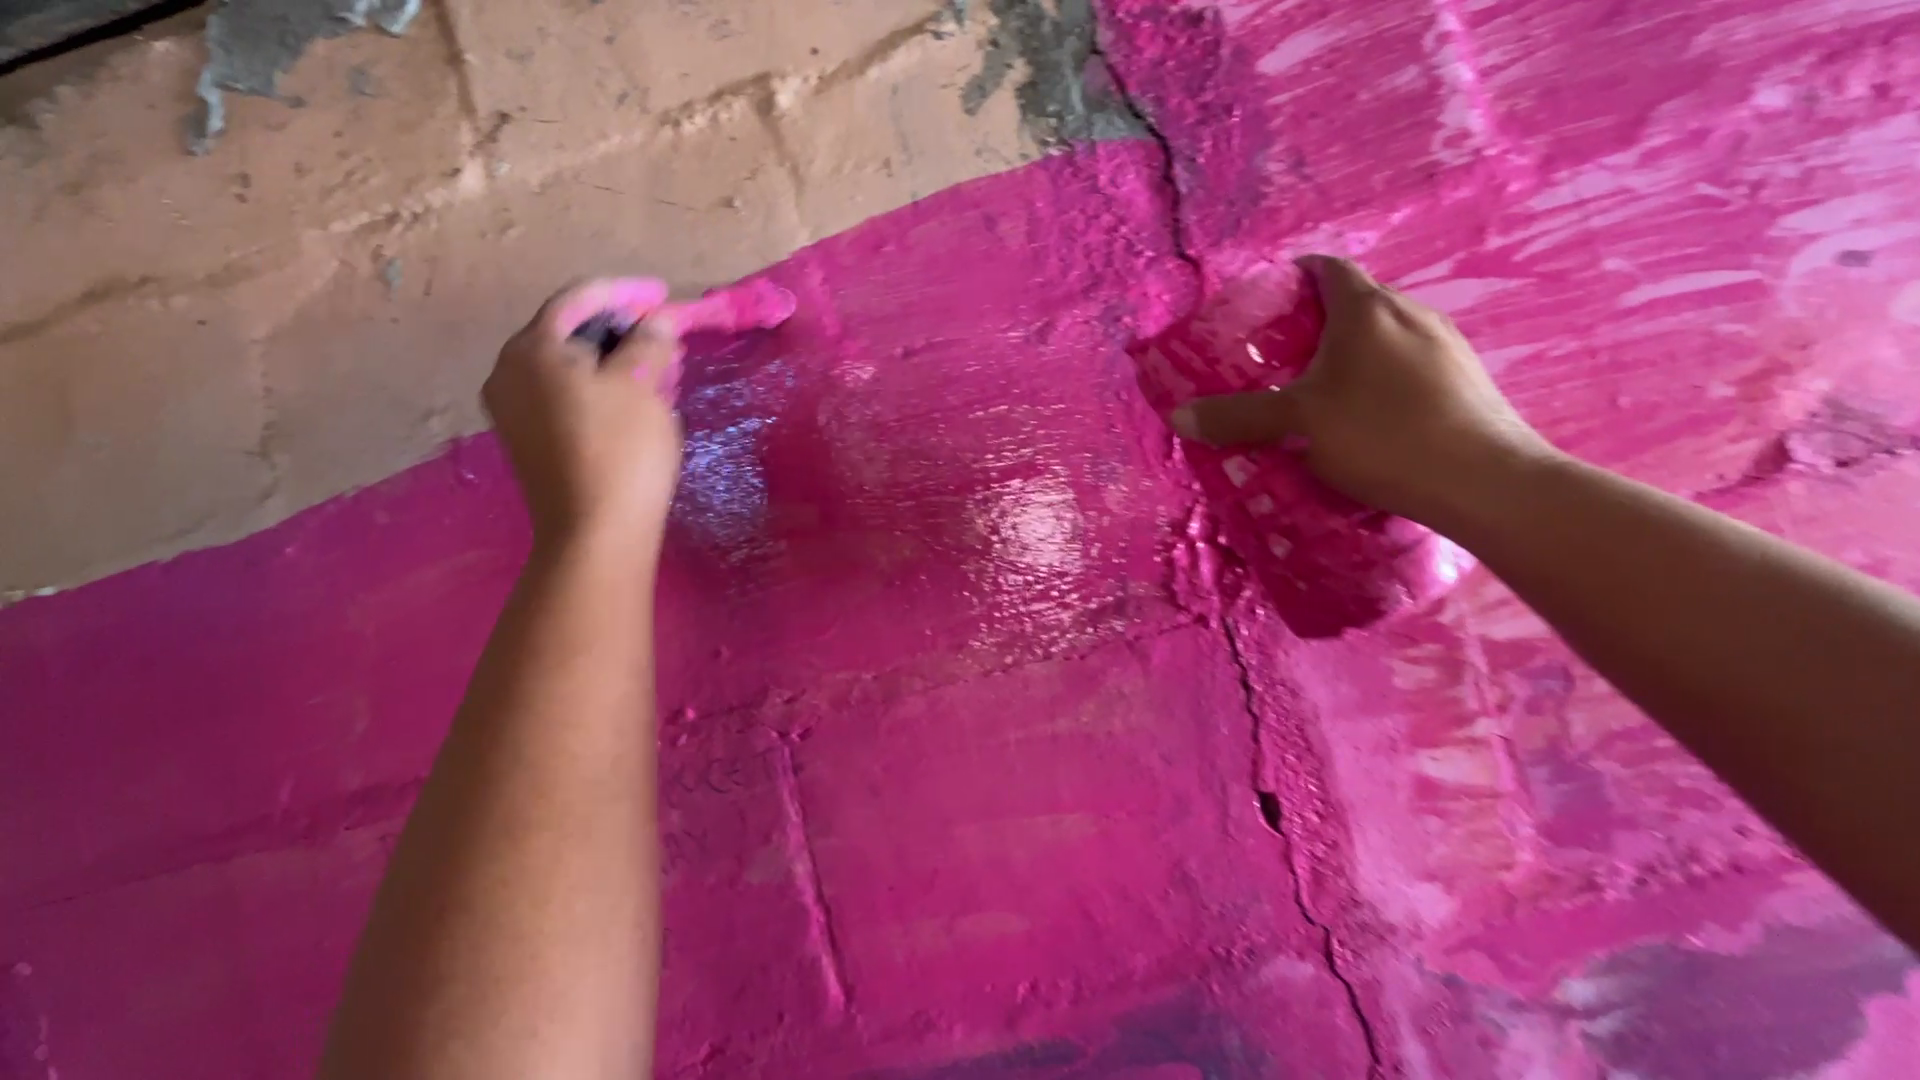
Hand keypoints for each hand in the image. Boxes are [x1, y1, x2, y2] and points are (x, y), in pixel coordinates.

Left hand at [483, 279, 684, 553]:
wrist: (595, 533)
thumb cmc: (621, 449)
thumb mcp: (644, 385)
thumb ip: (649, 343)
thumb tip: (654, 323)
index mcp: (532, 348)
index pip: (578, 300)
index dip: (625, 292)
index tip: (663, 294)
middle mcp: (508, 372)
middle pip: (570, 334)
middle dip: (620, 332)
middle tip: (664, 338)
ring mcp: (512, 410)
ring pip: (569, 369)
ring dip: (613, 363)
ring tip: (657, 373)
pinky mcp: (526, 441)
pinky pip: (563, 397)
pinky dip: (597, 390)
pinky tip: (632, 403)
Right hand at [1169, 255, 1555, 525]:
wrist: (1482, 480)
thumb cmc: (1381, 434)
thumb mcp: (1298, 424)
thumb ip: (1238, 417)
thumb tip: (1178, 417)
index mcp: (1366, 308)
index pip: (1326, 267)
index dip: (1292, 277)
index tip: (1266, 306)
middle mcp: (1410, 312)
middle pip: (1354, 302)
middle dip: (1315, 324)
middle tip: (1280, 361)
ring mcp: (1446, 344)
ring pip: (1384, 335)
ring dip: (1350, 354)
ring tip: (1320, 395)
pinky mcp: (1466, 378)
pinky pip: (1409, 363)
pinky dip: (1381, 377)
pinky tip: (1369, 420)